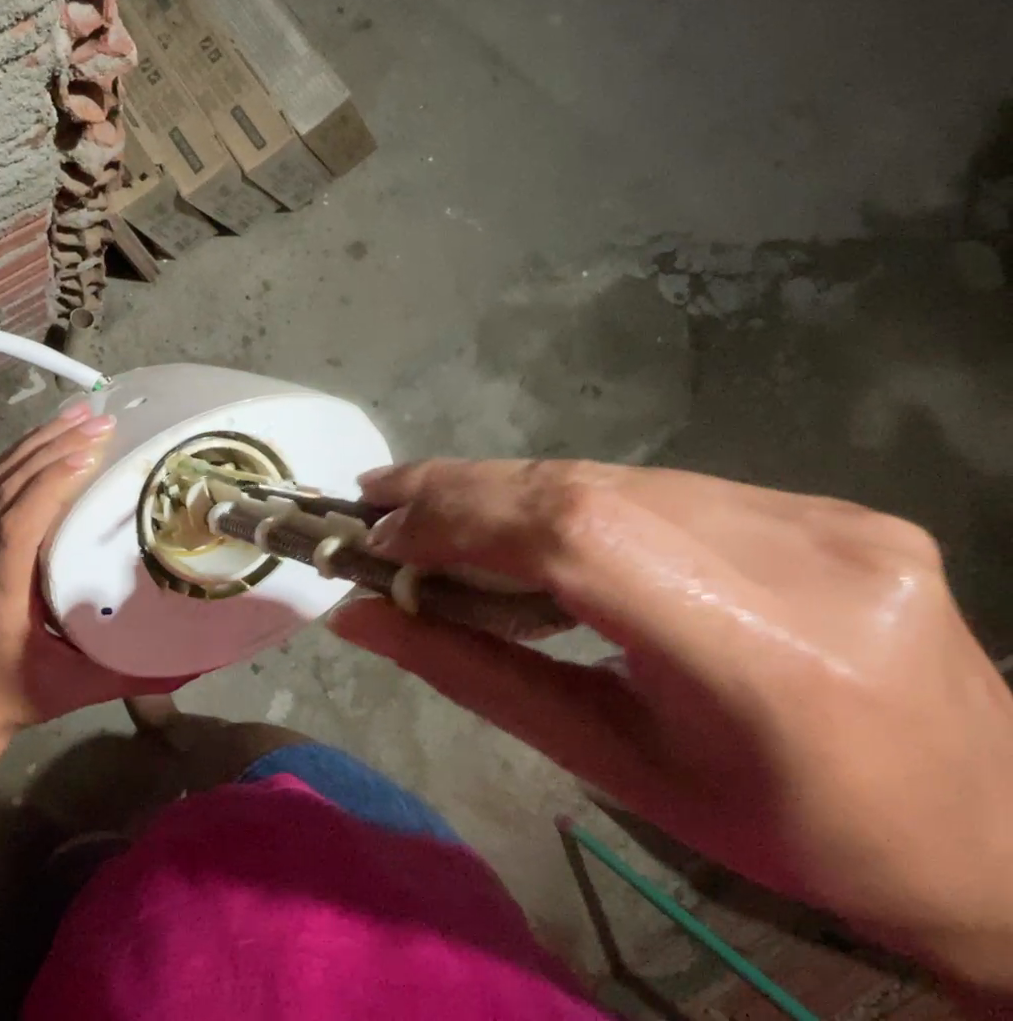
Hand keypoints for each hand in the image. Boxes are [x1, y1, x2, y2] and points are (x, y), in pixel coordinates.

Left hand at [0, 403, 186, 735]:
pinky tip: (44, 439)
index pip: (15, 529)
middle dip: (50, 449)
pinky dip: (16, 458)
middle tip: (99, 422)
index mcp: (1, 600)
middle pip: (4, 493)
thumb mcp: (82, 689)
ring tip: (77, 415)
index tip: (88, 455)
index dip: (48, 486)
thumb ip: (139, 673)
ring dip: (34, 445)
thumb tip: (202, 659)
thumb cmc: (20, 695)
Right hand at [326, 460, 1012, 992]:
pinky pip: (660, 488)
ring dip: (504, 491)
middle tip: (377, 502)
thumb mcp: (610, 763)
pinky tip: (523, 523)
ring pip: (616, 478)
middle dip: (461, 490)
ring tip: (429, 508)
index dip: (457, 521)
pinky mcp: (829, 506)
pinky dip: (568, 501)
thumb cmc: (780, 831)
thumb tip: (359, 618)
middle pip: (588, 489)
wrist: (988, 831)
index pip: (575, 539)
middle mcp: (807, 559)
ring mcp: (829, 519)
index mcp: (762, 655)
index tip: (377, 539)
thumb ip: (475, 675)